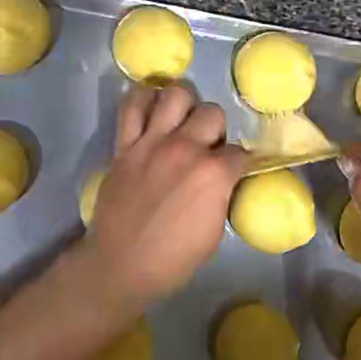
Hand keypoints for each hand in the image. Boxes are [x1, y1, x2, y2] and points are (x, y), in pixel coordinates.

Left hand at [78, 84, 247, 305]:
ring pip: (176, 94)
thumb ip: (222, 194)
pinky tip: (151, 111)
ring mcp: (152, 143)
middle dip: (215, 129)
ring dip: (184, 105)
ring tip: (181, 122)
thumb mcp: (215, 230)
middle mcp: (186, 148)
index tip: (231, 170)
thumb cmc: (174, 258)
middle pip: (213, 113)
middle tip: (206, 146)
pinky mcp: (125, 145)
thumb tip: (223, 178)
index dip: (237, 162)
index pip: (239, 151)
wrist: (122, 265)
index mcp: (214, 173)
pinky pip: (132, 105)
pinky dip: (143, 101)